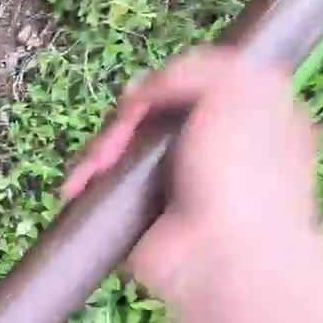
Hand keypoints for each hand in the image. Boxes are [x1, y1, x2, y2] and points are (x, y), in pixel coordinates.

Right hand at [61, 46, 320, 304]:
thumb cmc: (242, 173)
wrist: (219, 253)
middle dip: (120, 125)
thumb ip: (199, 70)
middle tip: (113, 140)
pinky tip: (76, 189)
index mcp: (245, 117)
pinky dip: (84, 185)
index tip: (142, 97)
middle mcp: (207, 149)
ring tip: (89, 173)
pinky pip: (102, 189)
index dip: (162, 87)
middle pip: (147, 120)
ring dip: (95, 155)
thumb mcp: (241, 93)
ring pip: (119, 153)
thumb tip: (144, 87)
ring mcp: (169, 184)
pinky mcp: (136, 214)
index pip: (194, 88)